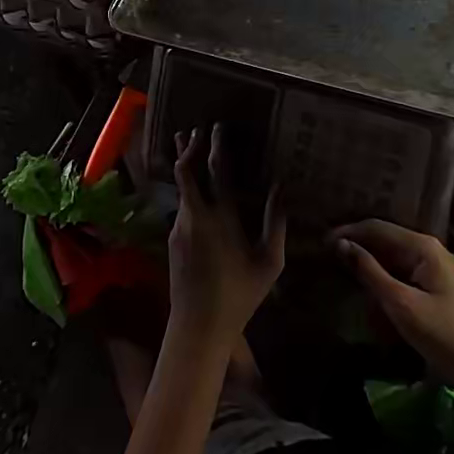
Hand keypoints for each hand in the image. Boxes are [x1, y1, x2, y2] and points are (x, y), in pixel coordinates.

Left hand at [169, 123, 284, 342]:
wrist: (198, 327)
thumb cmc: (241, 295)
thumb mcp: (270, 262)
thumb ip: (276, 222)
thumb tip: (282, 187)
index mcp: (222, 218)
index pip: (217, 170)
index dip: (216, 144)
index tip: (219, 126)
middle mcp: (196, 216)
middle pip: (186, 170)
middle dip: (190, 145)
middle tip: (197, 128)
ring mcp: (180, 227)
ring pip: (180, 185)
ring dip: (185, 163)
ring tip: (187, 145)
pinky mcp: (172, 238)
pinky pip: (180, 203)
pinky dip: (186, 186)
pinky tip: (195, 188)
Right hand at [330, 220, 453, 402]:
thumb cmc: (445, 336)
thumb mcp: (401, 304)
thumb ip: (370, 272)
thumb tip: (341, 244)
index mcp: (422, 246)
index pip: (377, 228)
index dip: (348, 232)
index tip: (320, 243)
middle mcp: (428, 249)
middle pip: (384, 240)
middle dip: (357, 247)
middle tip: (326, 257)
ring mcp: (432, 268)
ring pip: (391, 258)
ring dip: (367, 264)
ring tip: (340, 271)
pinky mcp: (433, 287)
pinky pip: (400, 274)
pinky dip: (381, 280)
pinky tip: (367, 289)